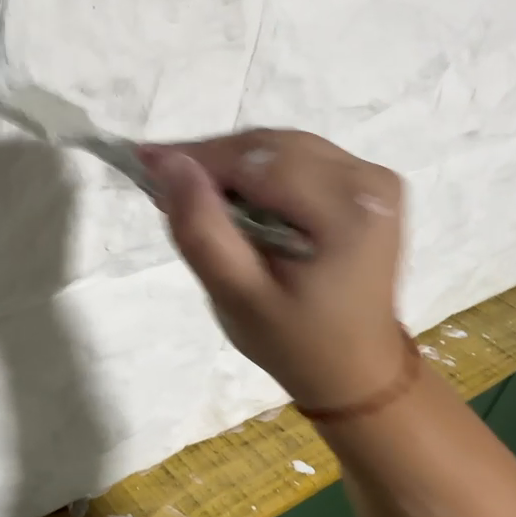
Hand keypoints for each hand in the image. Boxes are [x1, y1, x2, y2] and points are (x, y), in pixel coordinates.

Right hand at [140, 130, 406, 413]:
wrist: (355, 369)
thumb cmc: (293, 342)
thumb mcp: (236, 295)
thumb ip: (201, 229)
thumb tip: (169, 163)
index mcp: (348, 211)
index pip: (258, 162)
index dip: (197, 157)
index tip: (143, 161)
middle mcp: (369, 181)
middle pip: (270, 148)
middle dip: (211, 159)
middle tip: (159, 178)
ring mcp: (372, 178)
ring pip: (280, 148)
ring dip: (229, 163)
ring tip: (186, 189)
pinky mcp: (366, 183)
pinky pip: (296, 159)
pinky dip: (255, 171)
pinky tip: (227, 195)